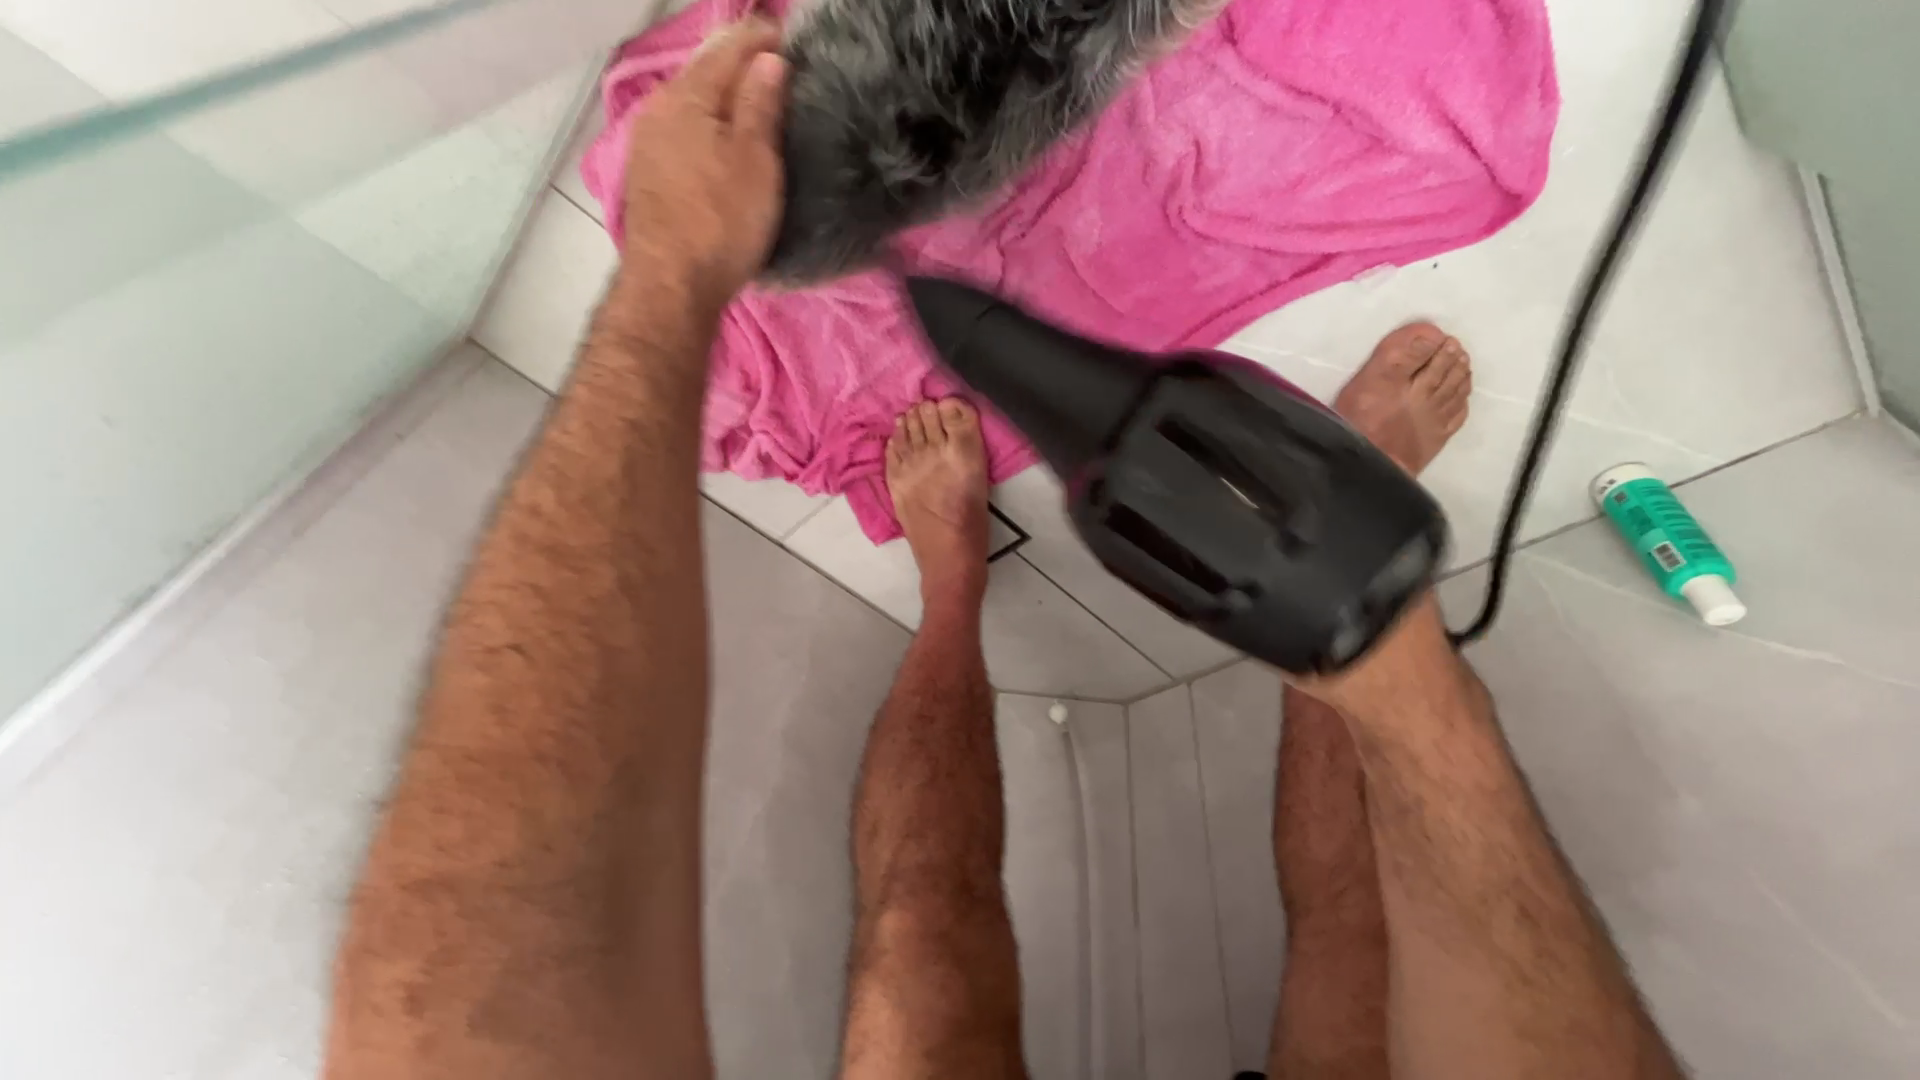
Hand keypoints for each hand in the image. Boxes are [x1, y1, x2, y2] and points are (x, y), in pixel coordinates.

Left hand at [620, 19, 787, 305]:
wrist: (672, 285)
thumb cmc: (722, 222)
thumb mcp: (756, 162)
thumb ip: (761, 106)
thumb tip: (769, 60)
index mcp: (688, 96)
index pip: (729, 49)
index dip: (762, 39)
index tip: (791, 39)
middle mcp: (659, 109)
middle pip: (705, 74)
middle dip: (740, 67)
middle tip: (779, 70)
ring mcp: (647, 144)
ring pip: (692, 105)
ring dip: (723, 99)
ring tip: (756, 106)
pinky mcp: (648, 176)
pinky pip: (683, 133)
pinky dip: (707, 127)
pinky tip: (722, 142)